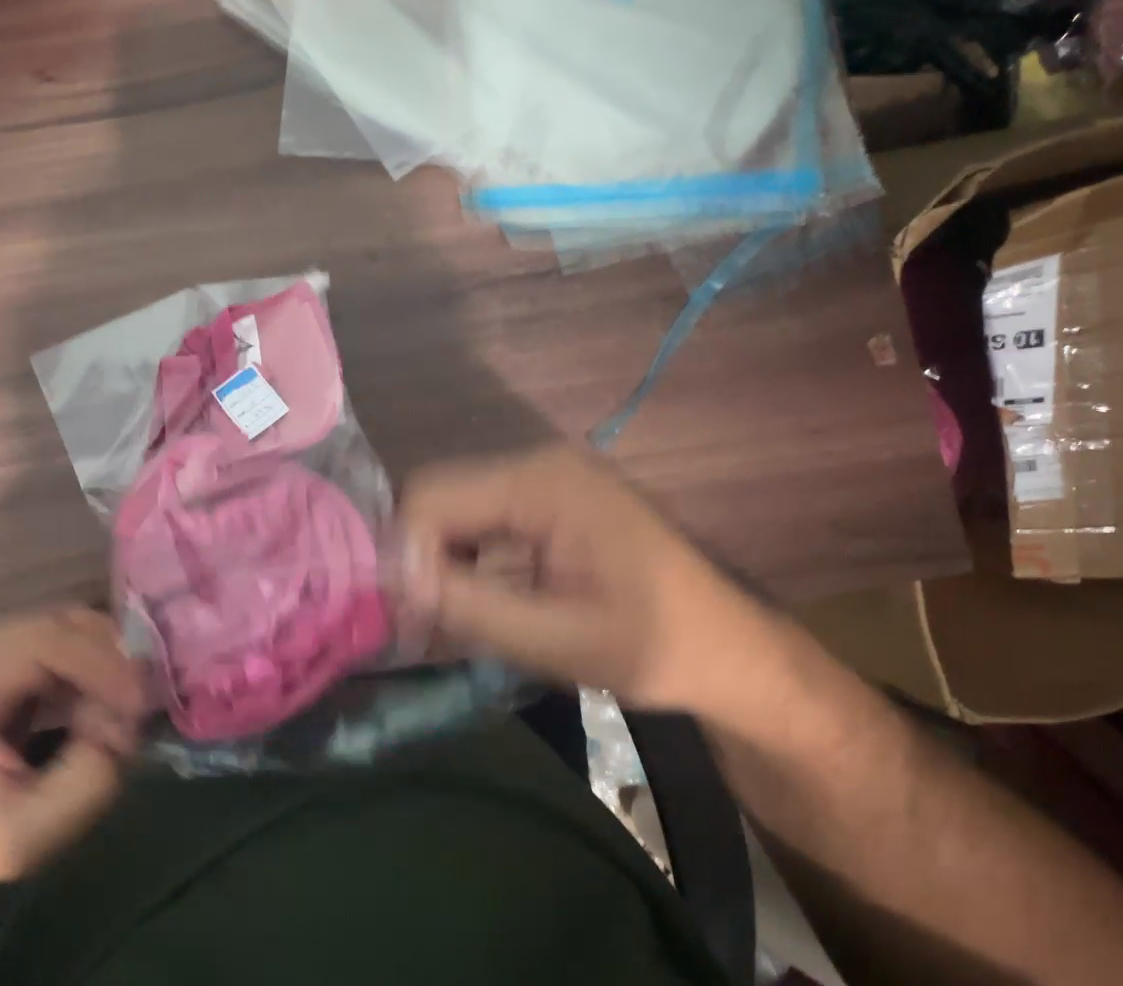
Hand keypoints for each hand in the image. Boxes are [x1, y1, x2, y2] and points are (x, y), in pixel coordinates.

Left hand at [0, 609, 145, 891]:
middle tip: (141, 708)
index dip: (105, 665)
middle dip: (110, 660)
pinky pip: (57, 646)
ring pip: (65, 629)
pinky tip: (99, 710)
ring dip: (102, 664)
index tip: (141, 707)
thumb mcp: (29, 833)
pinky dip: (87, 670)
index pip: (50, 640)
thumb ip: (88, 779)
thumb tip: (127, 727)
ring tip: (121, 715)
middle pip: (61, 624)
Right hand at [397, 447, 786, 715]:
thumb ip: (468, 605)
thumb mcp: (554, 638)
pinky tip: (474, 607)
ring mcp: (547, 483)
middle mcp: (538, 466)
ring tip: (440, 621)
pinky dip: (467, 565)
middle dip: (419, 559)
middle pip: (439, 499)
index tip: (407, 615)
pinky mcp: (551, 507)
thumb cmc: (653, 647)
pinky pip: (484, 526)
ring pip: (456, 514)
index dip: (406, 554)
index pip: (432, 497)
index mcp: (543, 483)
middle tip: (417, 621)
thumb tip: (390, 578)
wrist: (731, 656)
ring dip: (440, 564)